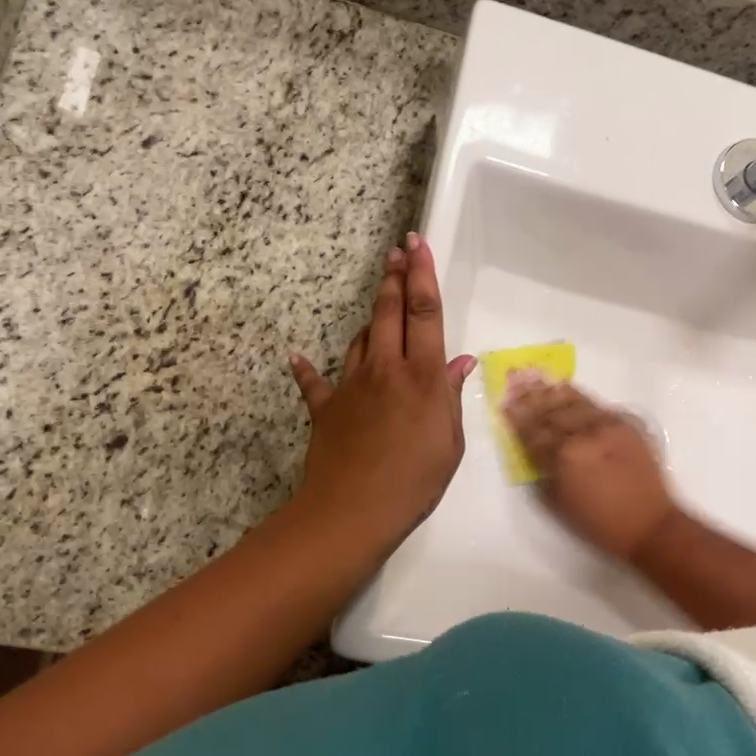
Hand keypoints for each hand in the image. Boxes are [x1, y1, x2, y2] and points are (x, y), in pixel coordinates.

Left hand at [288, 233, 476, 547]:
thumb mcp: (449, 442)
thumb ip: (450, 396)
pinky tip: (296, 358)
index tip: (417, 245)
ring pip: (361, 338)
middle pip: (389, 312)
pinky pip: (315, 381)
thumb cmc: (414, 480)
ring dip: (372, 318)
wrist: (352, 510)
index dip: (422, 274)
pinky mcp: (325, 407)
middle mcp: (385, 369)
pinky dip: (307, 369)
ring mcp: (350, 386)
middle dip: (394, 278)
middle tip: (397, 252)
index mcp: (421, 376)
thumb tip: (459, 362)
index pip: (424, 312)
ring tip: (380, 305)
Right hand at [502, 375, 678, 561]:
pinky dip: (579, 397)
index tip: (505, 403)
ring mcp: (608, 426)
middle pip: (552, 412)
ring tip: (536, 378)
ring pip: (574, 403)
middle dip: (531, 399)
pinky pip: (597, 405)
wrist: (650, 524)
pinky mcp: (626, 425)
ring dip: (553, 392)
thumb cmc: (599, 523)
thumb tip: (534, 449)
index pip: (534, 432)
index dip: (517, 418)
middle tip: (516, 383)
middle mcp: (584, 435)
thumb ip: (543, 471)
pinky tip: (566, 389)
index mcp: (564, 457)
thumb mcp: (559, 503)